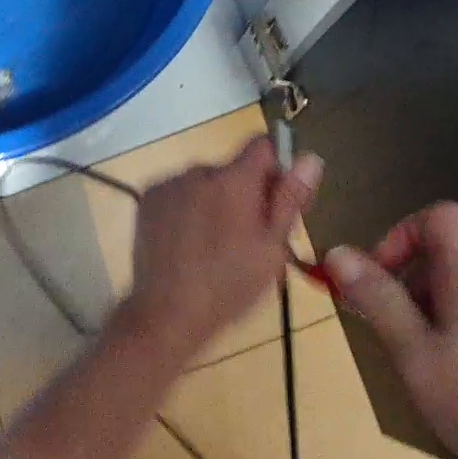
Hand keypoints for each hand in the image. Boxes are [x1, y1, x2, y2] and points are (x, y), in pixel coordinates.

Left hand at [119, 137, 323, 354]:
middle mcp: (198, 171)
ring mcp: (168, 183)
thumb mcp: (272, 249)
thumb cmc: (229, 285)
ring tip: (213, 245)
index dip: (276, 167)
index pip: (263, 144)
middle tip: (246, 236)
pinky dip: (186, 208)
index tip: (276, 198)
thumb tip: (309, 158)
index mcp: (233, 180)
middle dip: (243, 192)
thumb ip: (290, 199)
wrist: (166, 314)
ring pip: (204, 182)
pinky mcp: (147, 199)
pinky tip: (187, 242)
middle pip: (232, 168)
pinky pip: (178, 192)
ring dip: (213, 200)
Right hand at [324, 203, 457, 458]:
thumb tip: (339, 251)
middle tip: (397, 344)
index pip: (439, 218)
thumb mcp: (413, 355)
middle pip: (452, 266)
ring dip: (444, 323)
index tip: (381, 278)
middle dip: (414, 293)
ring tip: (436, 380)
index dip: (400, 235)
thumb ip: (376, 299)